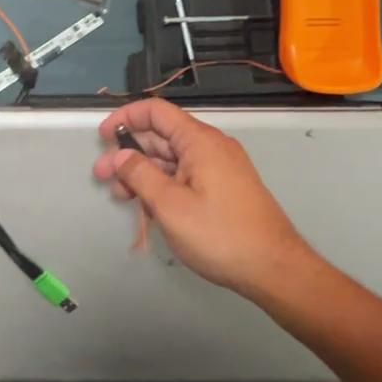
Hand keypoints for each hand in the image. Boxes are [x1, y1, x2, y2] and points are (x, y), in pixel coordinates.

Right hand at [91, 98, 310, 294]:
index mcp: (199, 141)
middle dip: (129, 153)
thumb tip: (120, 155)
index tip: (104, 137)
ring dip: (144, 173)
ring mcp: (220, 167)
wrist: (277, 271)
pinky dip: (164, 185)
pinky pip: (186, 175)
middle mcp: (211, 146)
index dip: (125, 117)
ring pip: (172, 159)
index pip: (155, 110)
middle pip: (161, 136)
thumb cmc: (221, 235)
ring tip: (124, 197)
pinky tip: (151, 208)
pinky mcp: (225, 187)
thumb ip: (140, 175)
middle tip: (104, 177)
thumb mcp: (170, 206)